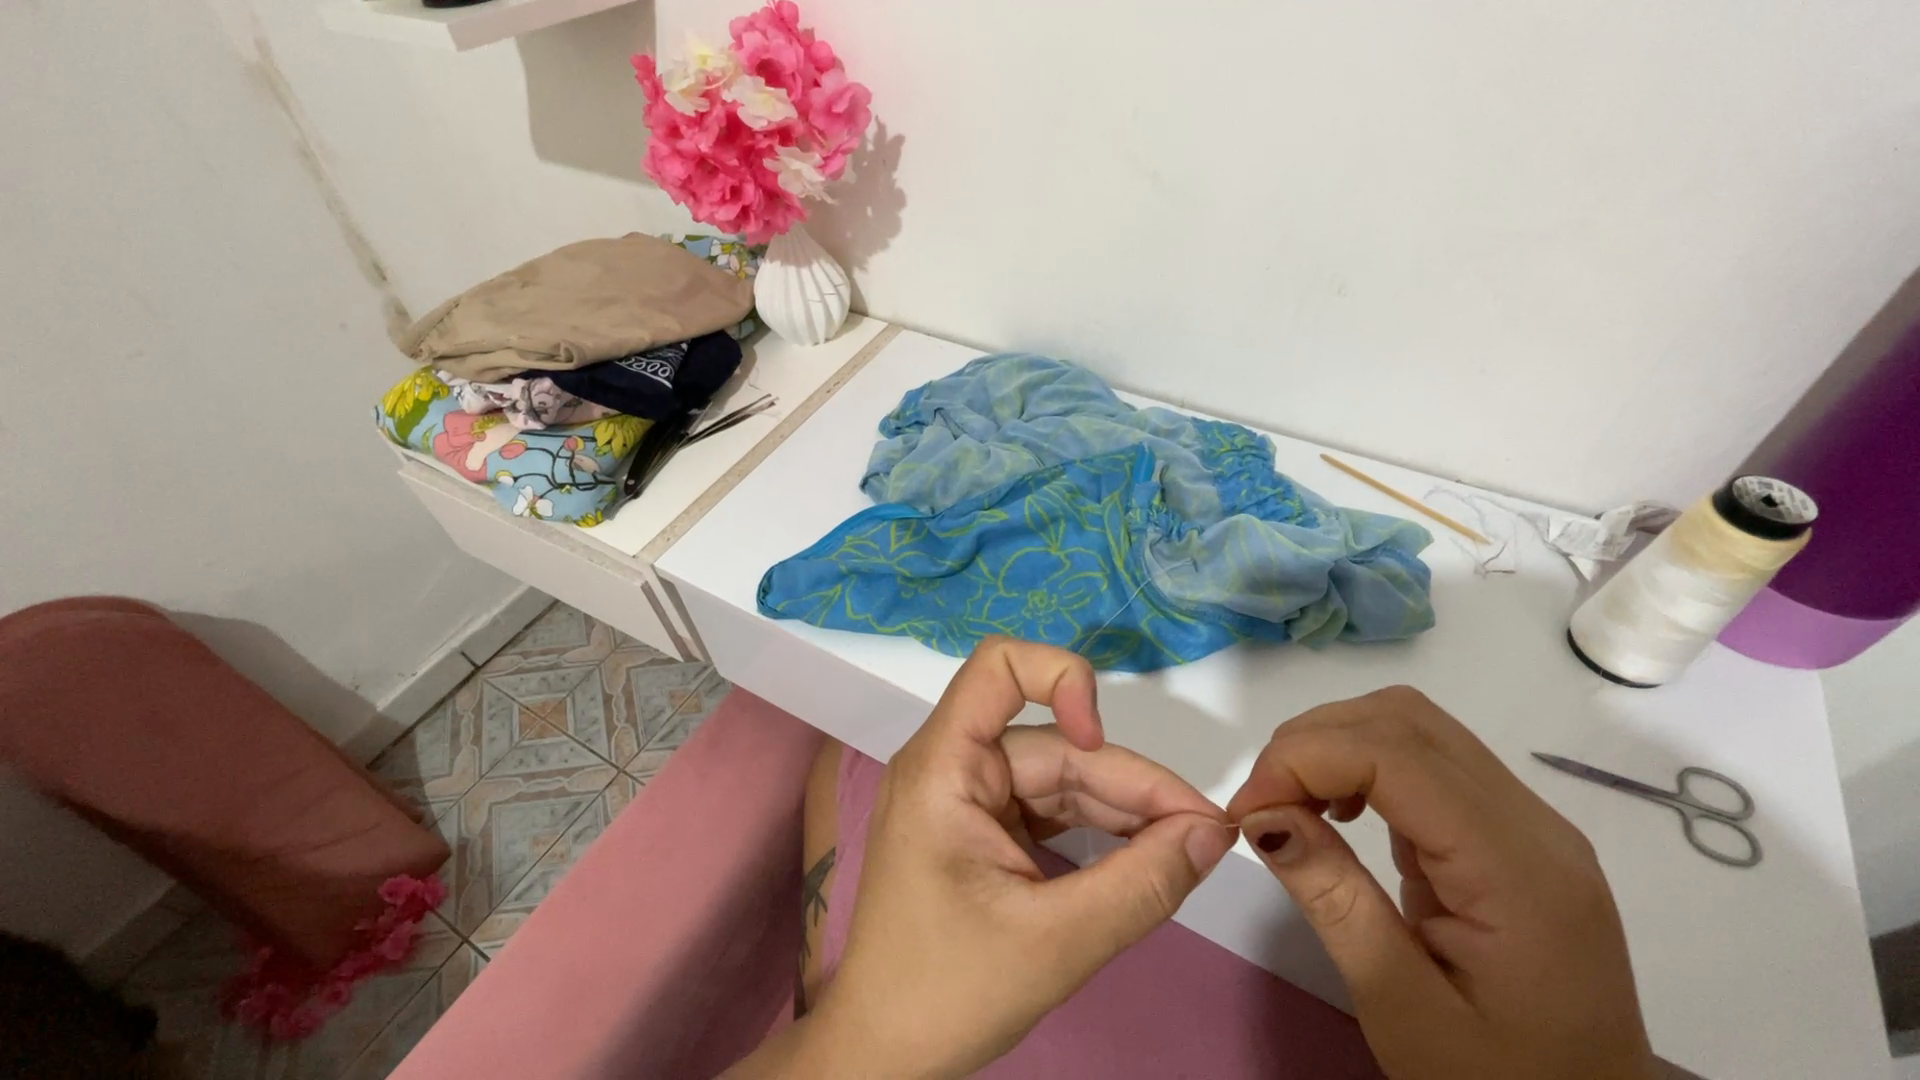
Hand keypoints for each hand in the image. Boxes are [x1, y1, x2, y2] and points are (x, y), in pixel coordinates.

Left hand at [766, 638, 1234, 1078]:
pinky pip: (1052, 809)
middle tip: (1204, 834)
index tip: (1101, 739)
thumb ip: (1144, 884)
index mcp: (942, 768)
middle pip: (1055, 743)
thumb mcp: (1056, 941)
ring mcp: (968, 798)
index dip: (1061, 678)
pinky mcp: (984, 829)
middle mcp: (953, 766)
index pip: (998, 667)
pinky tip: (1144, 856)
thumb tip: (1215, 833)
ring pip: (1061, 778)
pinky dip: (1099, 830)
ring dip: (1123, 810)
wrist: (883, 1054)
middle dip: (1130, 784)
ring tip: (1185, 850)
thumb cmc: (947, 993)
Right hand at [1226, 687, 1657, 1079]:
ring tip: (1294, 807)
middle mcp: (1532, 822)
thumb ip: (1332, 898)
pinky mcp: (1507, 827)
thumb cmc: (1491, 1079)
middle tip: (1264, 808)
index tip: (1247, 810)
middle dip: (1312, 743)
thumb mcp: (1398, 1004)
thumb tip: (1260, 814)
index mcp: (1517, 870)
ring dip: (1334, 746)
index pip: (1396, 754)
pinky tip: (1340, 812)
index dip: (1304, 757)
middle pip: (1404, 720)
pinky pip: (1424, 758)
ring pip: (1411, 725)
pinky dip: (1361, 763)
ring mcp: (1526, 819)